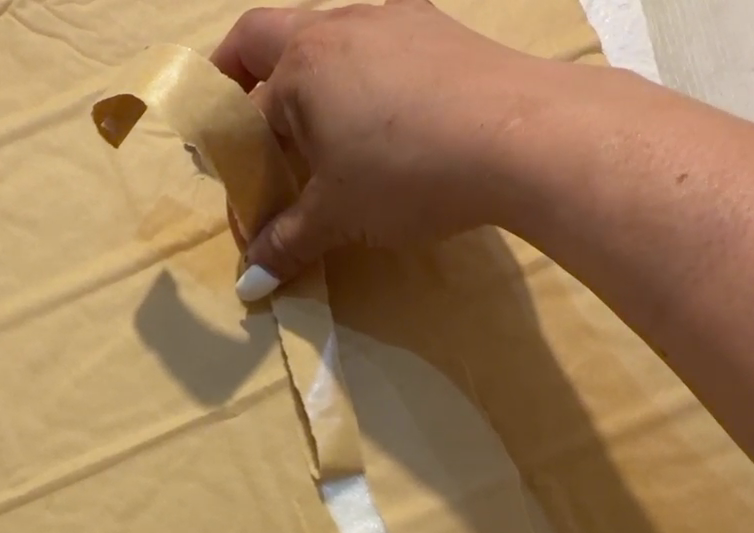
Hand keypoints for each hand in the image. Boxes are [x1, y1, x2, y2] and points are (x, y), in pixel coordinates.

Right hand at [213, 0, 549, 294]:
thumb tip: (249, 285)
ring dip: (317, 84)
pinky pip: (384, 50)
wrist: (521, 137)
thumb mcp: (336, 217)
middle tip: (260, 132)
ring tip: (330, 140)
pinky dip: (367, 82)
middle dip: (254, 79)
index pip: (246, 85)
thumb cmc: (406, 173)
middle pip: (274, 38)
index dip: (232, 126)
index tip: (237, 161)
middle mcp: (342, 25)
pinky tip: (389, 126)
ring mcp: (396, 19)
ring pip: (335, 42)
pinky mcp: (442, 31)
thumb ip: (286, 244)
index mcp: (302, 64)